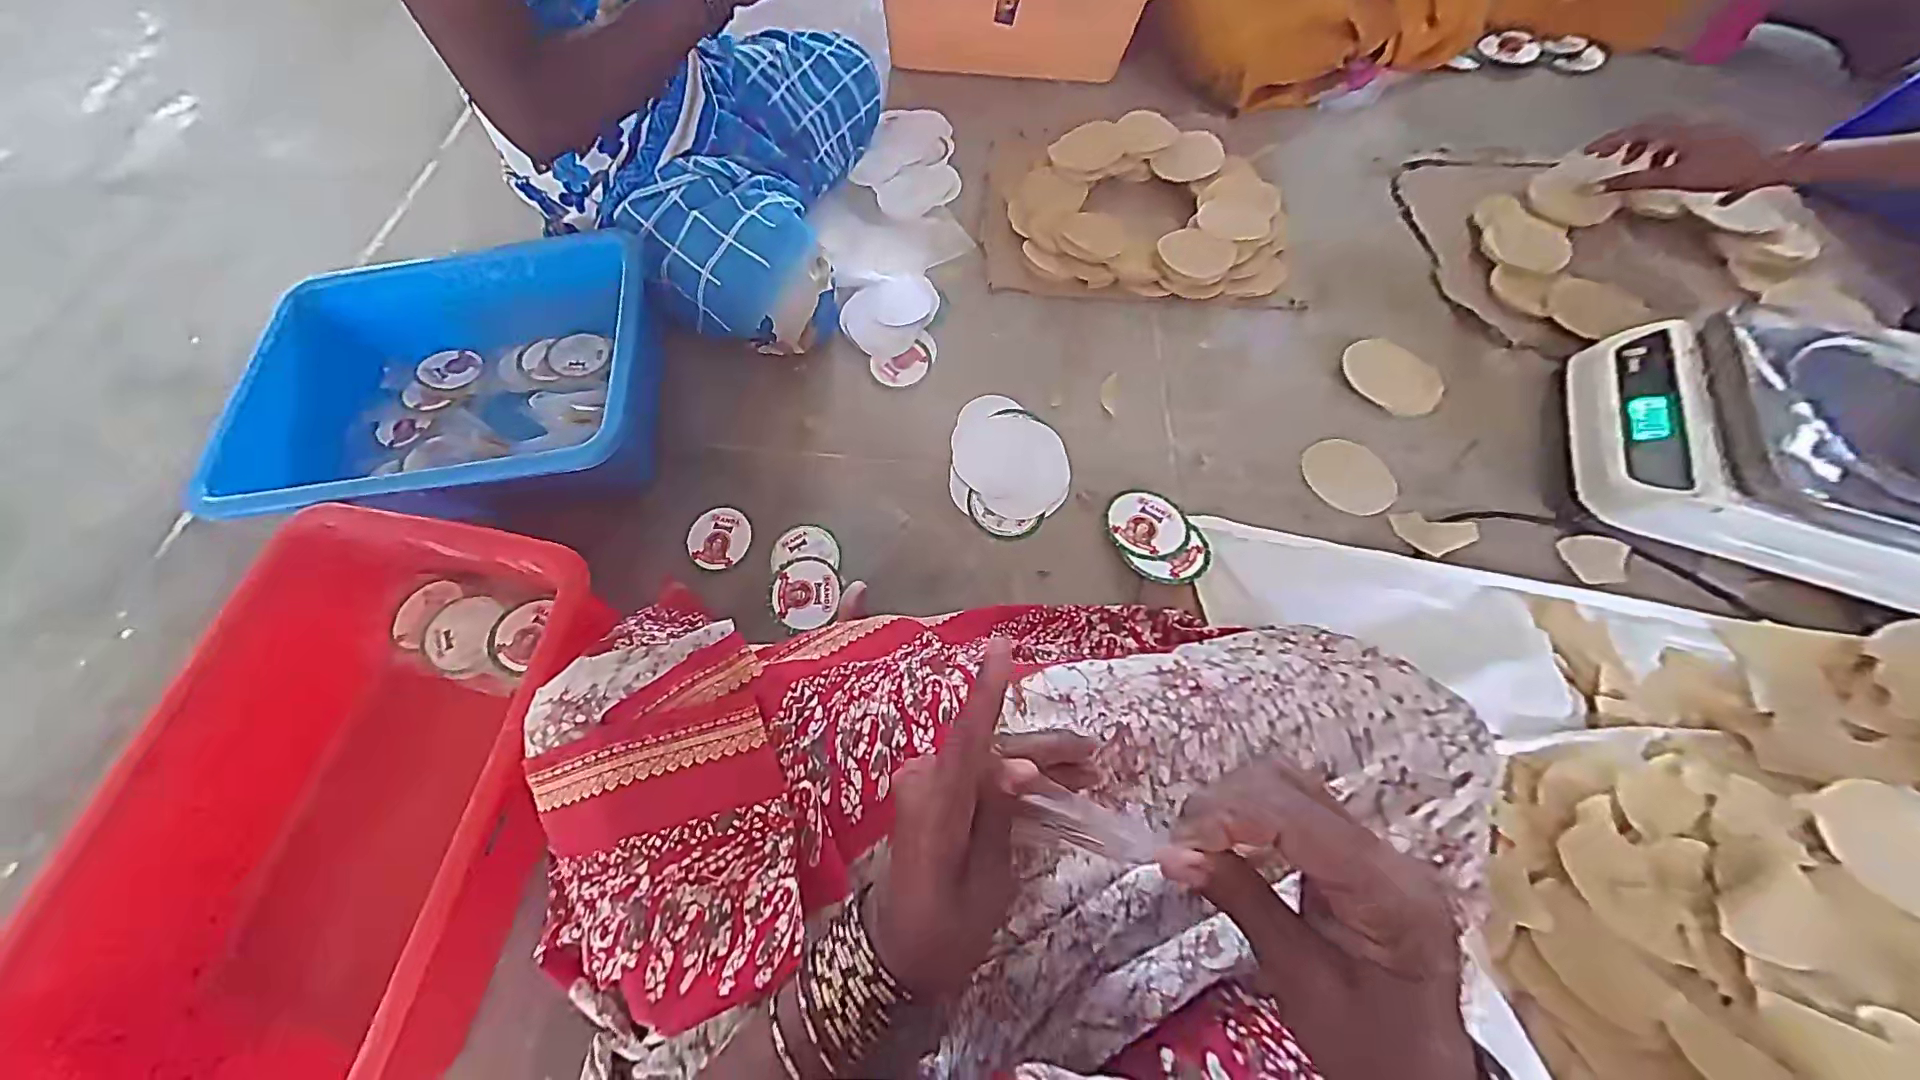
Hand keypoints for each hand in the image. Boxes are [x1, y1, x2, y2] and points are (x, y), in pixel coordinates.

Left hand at [870, 640, 1063, 997]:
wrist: (896, 952)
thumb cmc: (943, 933)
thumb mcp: (983, 885)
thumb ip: (998, 817)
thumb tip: (1021, 767)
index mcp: (933, 806)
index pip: (966, 738)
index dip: (987, 691)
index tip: (1002, 647)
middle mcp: (924, 781)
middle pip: (990, 747)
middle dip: (1043, 749)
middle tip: (1090, 757)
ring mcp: (925, 783)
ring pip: (987, 757)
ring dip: (1033, 762)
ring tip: (1084, 771)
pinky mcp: (932, 789)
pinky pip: (976, 772)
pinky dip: (1011, 775)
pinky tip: (1050, 781)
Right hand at [1161, 758, 1476, 1079]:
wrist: (1421, 1074)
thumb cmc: (1370, 1047)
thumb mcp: (1300, 980)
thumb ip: (1240, 901)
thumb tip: (1172, 854)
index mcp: (1389, 891)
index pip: (1297, 818)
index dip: (1227, 816)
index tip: (1178, 844)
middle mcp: (1387, 852)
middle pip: (1286, 786)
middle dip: (1222, 807)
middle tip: (1183, 849)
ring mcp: (1372, 845)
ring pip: (1284, 784)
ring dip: (1230, 805)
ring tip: (1198, 846)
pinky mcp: (1352, 848)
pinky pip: (1289, 805)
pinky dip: (1246, 815)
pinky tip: (1227, 844)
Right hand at [1587, 121, 1805, 198]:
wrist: (1770, 165)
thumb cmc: (1721, 172)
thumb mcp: (1673, 179)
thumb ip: (1634, 182)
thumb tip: (1598, 186)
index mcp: (1678, 133)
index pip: (1636, 131)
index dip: (1609, 140)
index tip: (1586, 152)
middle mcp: (1690, 126)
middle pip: (1648, 128)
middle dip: (1622, 141)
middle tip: (1602, 156)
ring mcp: (1702, 130)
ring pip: (1662, 133)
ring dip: (1640, 147)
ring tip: (1628, 164)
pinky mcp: (1711, 138)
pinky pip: (1675, 139)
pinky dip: (1658, 151)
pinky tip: (1658, 167)